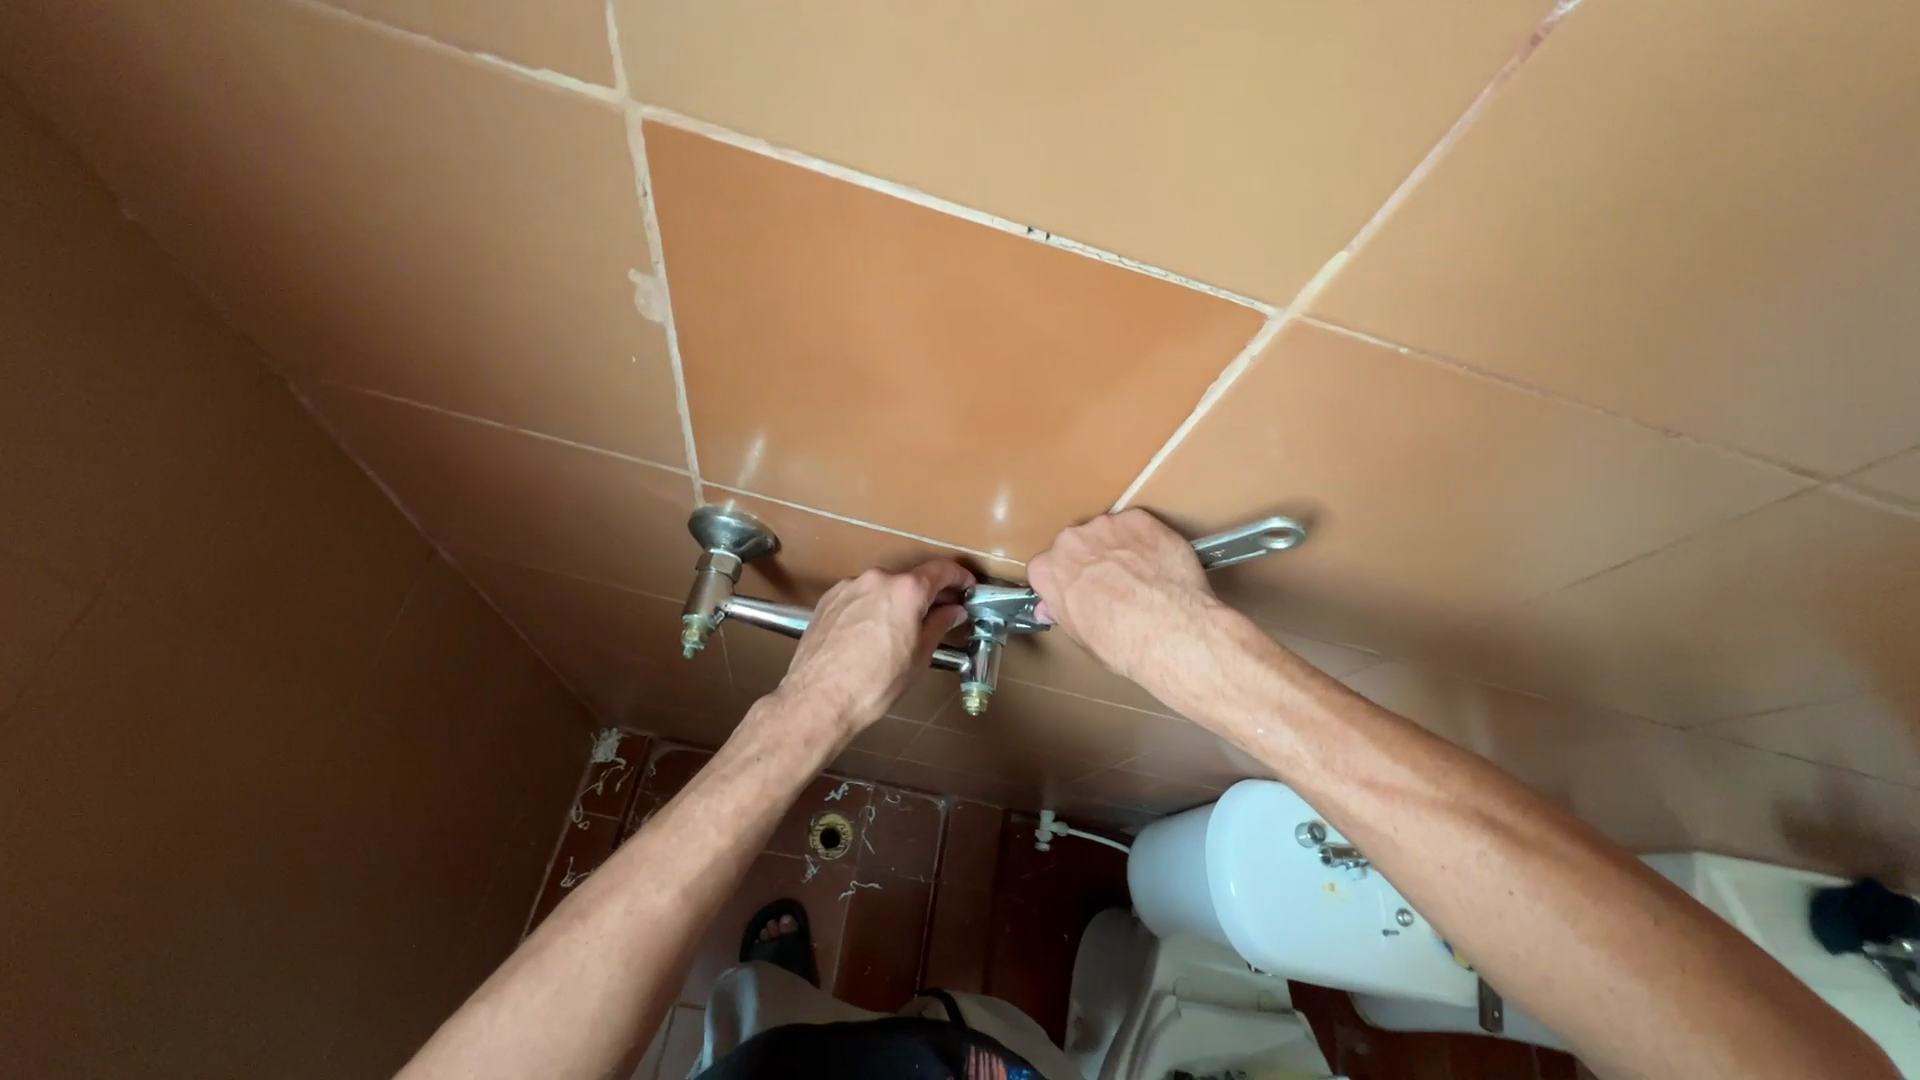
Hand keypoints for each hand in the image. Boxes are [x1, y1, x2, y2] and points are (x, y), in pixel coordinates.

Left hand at [776, 560, 974, 735]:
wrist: (819, 699)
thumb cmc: (874, 683)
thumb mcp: (919, 657)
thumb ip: (939, 625)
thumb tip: (953, 611)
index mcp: (906, 590)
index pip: (941, 570)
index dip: (959, 577)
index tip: (967, 586)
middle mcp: (877, 579)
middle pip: (910, 580)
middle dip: (926, 596)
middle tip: (938, 615)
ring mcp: (849, 587)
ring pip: (882, 589)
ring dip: (896, 603)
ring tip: (899, 631)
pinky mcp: (828, 600)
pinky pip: (859, 597)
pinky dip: (871, 608)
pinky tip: (870, 634)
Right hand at [1027, 510, 1224, 688]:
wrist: (1166, 629)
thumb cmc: (1119, 643)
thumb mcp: (1079, 637)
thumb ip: (1062, 611)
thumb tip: (1050, 606)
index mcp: (1047, 570)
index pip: (1048, 569)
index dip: (1066, 581)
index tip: (1080, 592)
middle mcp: (1070, 541)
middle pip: (1076, 545)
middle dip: (1090, 560)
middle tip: (1113, 584)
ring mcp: (1104, 526)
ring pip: (1107, 532)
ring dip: (1118, 548)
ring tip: (1140, 575)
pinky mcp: (1138, 519)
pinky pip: (1137, 526)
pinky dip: (1146, 540)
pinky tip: (1158, 564)